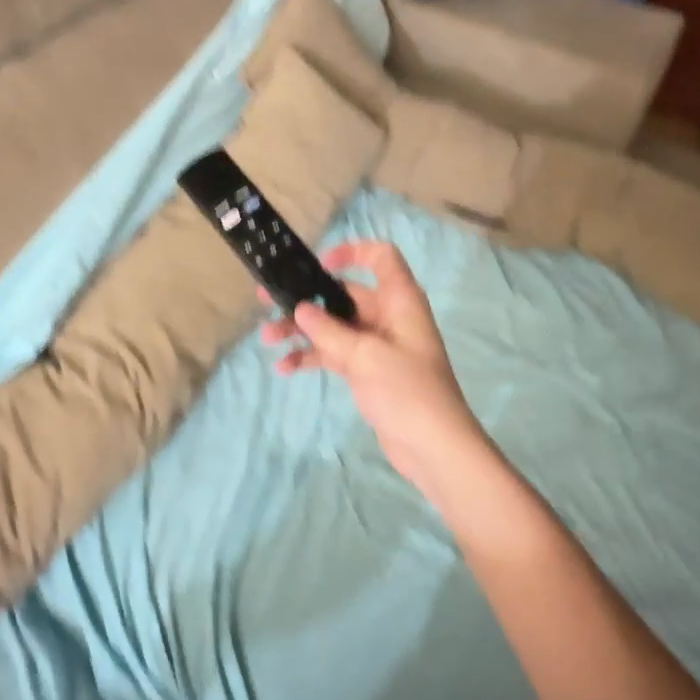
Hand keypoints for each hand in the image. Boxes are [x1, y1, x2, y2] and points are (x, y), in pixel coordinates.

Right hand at [261, 241, 493, 501]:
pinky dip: (312, 357)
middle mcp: (388, 317)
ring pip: (333, 326)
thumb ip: (329, 331)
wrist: (434, 448)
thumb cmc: (407, 391)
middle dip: (306, 297)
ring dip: (302, 330)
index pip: (381, 257)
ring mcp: (377, 346)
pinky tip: (285, 368)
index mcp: (399, 301)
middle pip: (344, 294)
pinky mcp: (368, 372)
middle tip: (266, 299)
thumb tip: (301, 308)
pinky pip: (334, 355)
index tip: (318, 264)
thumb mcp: (365, 356)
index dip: (352, 251)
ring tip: (267, 338)